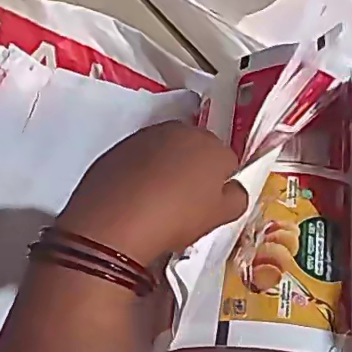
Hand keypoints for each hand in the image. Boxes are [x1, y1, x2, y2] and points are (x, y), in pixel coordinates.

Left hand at [57, 122, 246, 264]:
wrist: (115, 220)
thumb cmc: (175, 217)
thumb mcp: (220, 217)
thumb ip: (236, 198)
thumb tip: (233, 190)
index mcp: (213, 145)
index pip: (228, 161)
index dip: (221, 184)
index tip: (211, 204)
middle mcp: (181, 131)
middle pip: (197, 150)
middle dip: (196, 171)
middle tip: (187, 204)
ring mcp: (147, 136)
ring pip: (168, 152)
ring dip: (168, 169)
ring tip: (159, 203)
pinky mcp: (119, 146)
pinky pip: (140, 158)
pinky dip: (142, 172)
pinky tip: (137, 198)